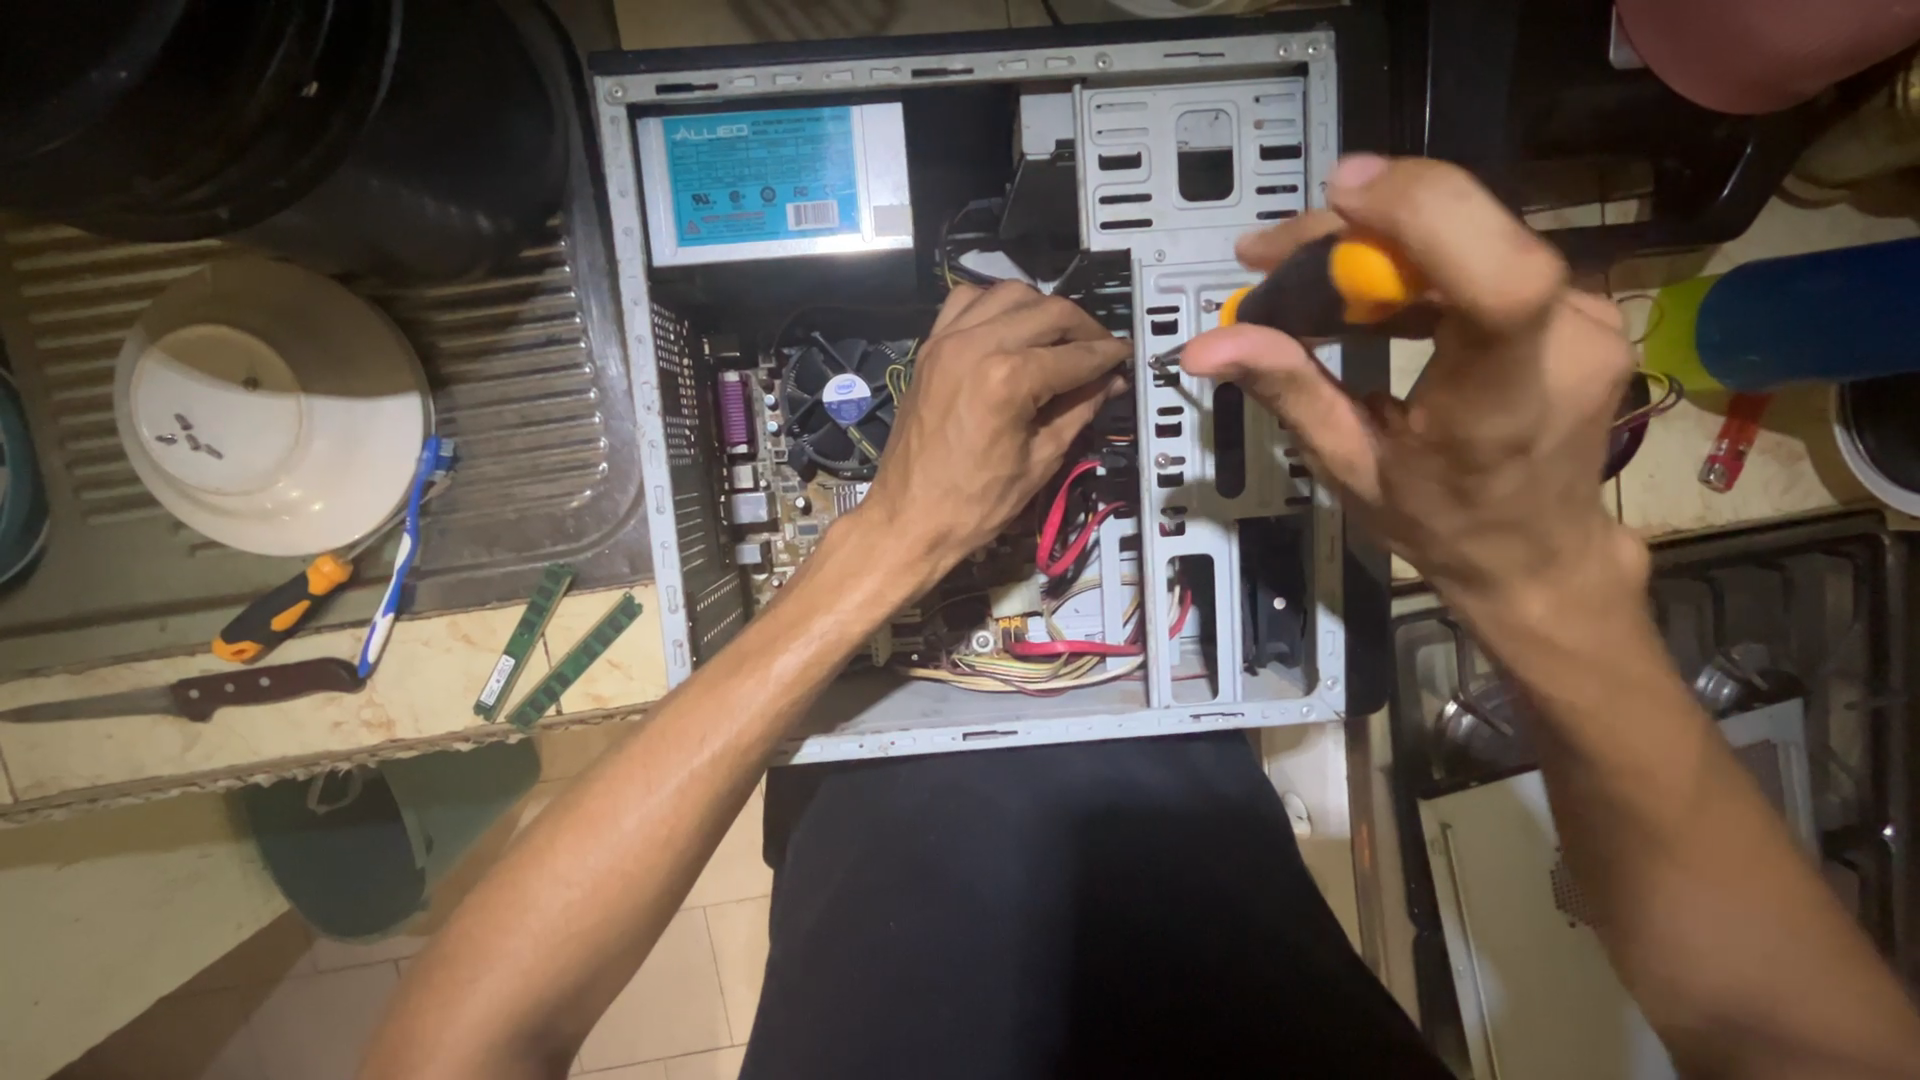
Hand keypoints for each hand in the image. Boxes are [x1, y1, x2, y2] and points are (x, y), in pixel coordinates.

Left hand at [855, 281, 1129, 577]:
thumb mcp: (1040, 461)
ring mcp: (947, 341)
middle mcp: (976, 345)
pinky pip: (966, 301)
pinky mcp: (930, 347)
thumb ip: (1078, 411)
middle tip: (1101, 351)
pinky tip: (1011, 328)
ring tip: (1060, 339)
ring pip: (1010, 294)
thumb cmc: (974, 503)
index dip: (1108, 356)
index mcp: (1007, 379)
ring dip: (1043, 310)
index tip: (1126, 356)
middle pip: (1049, 311)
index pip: (1075, 355)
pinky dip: (996, 305)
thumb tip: (1109, 382)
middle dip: (1084, 328)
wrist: (908, 517)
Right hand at [1180, 155, 1644, 619]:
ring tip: (1289, 269)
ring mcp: (1583, 315)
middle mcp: (1565, 343)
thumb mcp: (1350, 468)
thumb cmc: (1439, 524)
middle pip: (1463, 241)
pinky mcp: (1573, 306)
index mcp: (1503, 404)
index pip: (1498, 285)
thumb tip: (1204, 348)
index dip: (1425, 219)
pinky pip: (1481, 258)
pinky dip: (1410, 260)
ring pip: (1469, 239)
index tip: (1340, 192)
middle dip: (1354, 232)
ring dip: (1374, 242)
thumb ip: (1289, 393)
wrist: (1537, 552)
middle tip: (1262, 255)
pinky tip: (1352, 285)